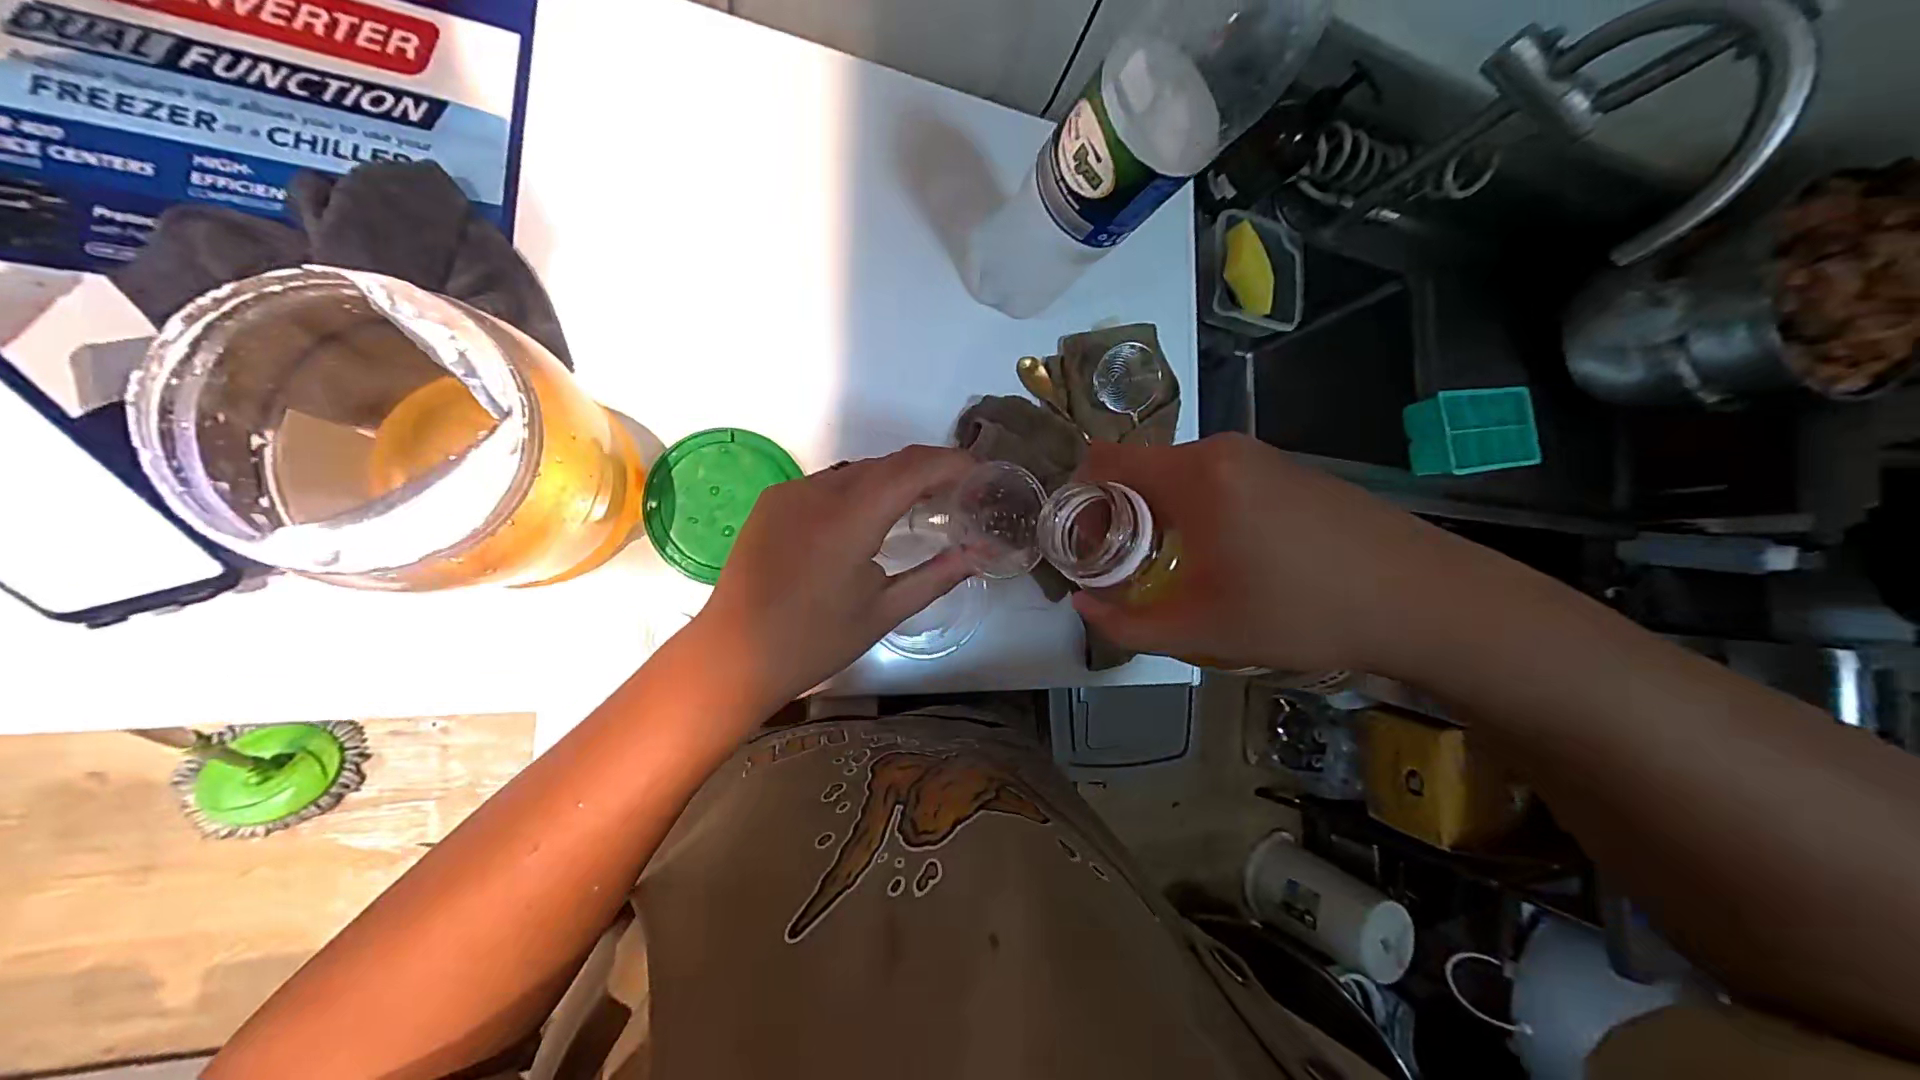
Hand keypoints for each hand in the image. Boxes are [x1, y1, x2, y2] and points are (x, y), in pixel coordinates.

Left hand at [693, 445, 976, 706]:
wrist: (734, 655)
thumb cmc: (813, 641)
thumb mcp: (883, 612)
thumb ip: (936, 577)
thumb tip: (978, 556)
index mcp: (851, 516)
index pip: (914, 467)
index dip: (953, 463)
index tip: (980, 474)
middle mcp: (819, 491)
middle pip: (887, 463)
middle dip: (928, 470)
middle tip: (958, 496)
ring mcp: (791, 492)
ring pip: (857, 470)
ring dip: (893, 480)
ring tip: (919, 507)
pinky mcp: (773, 502)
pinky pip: (829, 483)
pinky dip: (860, 490)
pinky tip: (868, 519)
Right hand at [1070, 433, 1474, 675]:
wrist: (1425, 601)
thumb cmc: (1301, 611)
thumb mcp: (1199, 628)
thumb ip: (1125, 622)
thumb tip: (1082, 605)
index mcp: (1194, 473)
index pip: (1104, 459)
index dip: (1077, 496)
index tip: (1078, 542)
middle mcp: (1224, 450)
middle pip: (1140, 469)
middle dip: (1117, 516)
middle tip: (1120, 569)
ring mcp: (1263, 457)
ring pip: (1180, 478)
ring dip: (1158, 517)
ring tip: (1171, 570)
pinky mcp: (1291, 473)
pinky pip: (1220, 483)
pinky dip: (1199, 513)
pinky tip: (1226, 560)